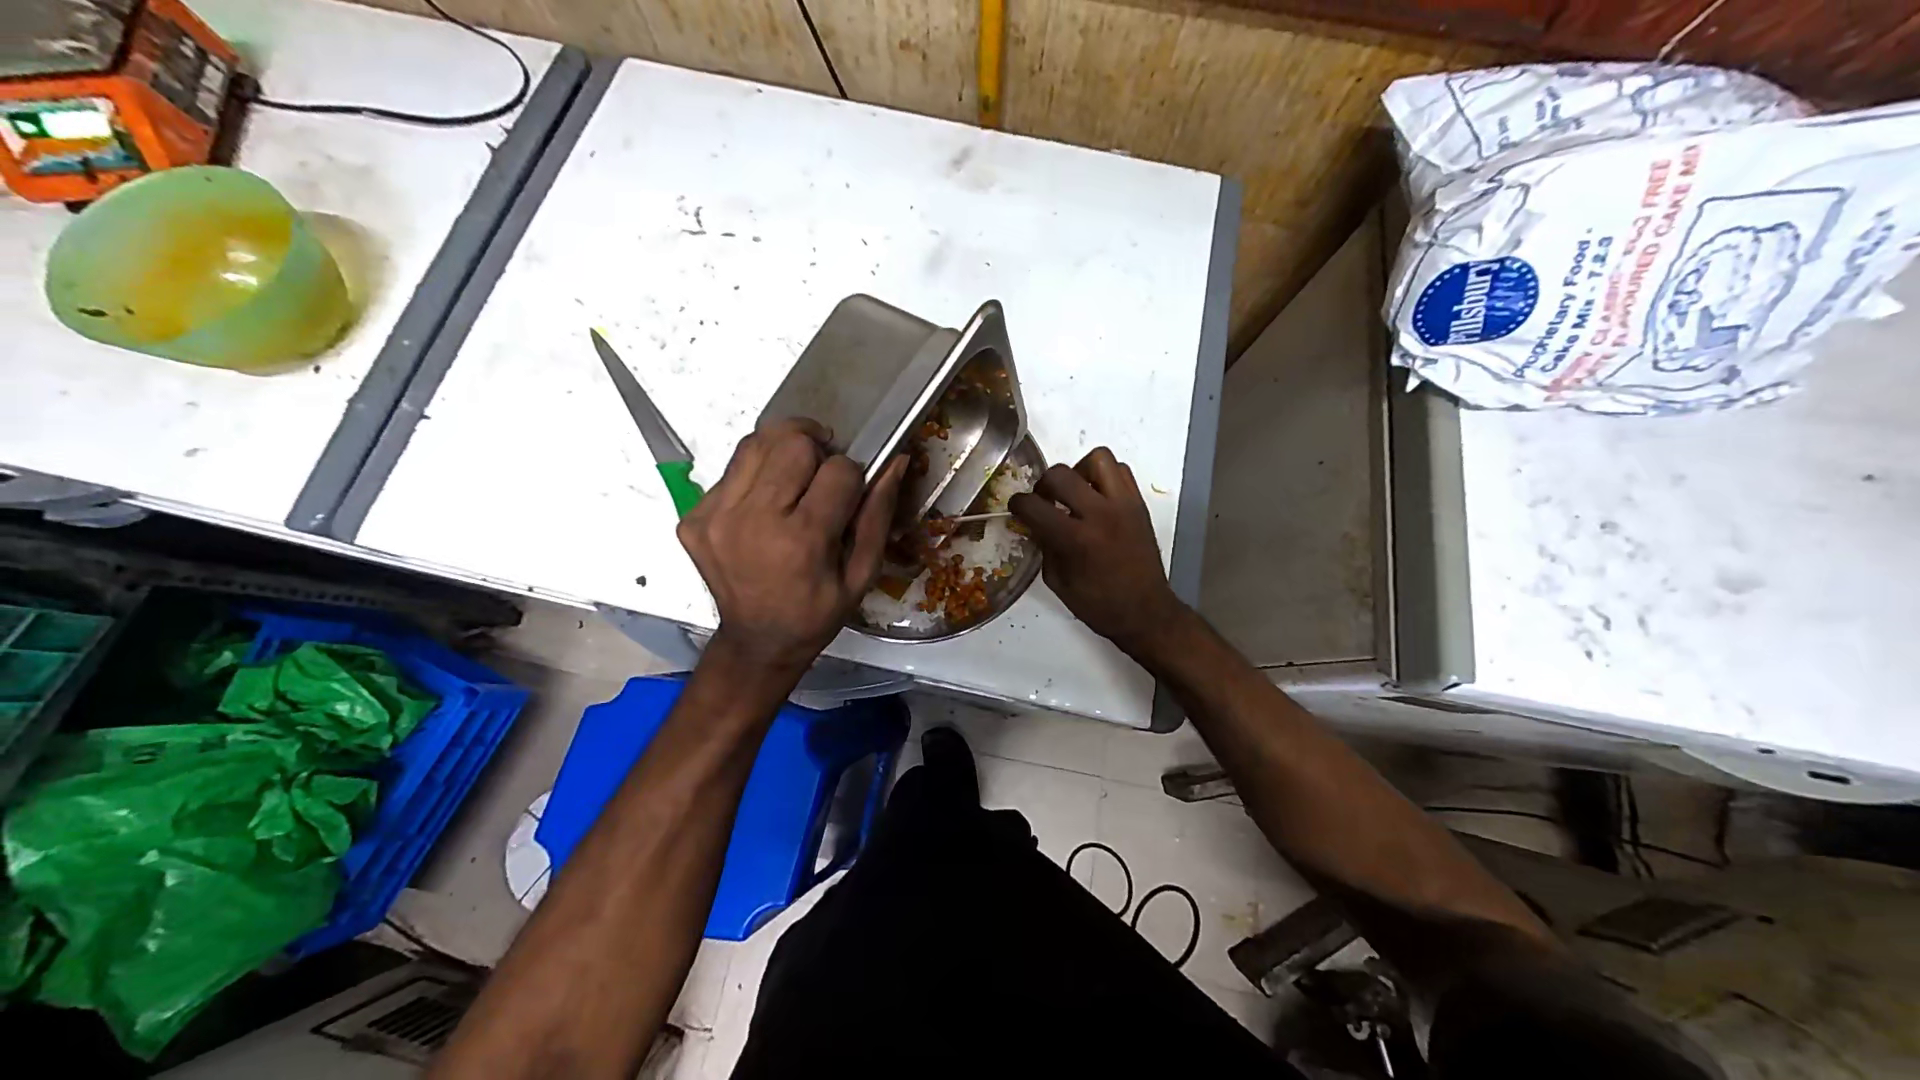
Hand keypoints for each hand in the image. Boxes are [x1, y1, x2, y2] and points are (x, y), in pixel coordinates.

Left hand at [678, 419, 905, 671]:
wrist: (758, 641)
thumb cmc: (817, 612)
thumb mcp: (862, 574)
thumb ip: (878, 514)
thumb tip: (896, 461)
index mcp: (801, 541)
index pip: (839, 469)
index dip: (852, 475)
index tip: (850, 495)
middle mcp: (753, 521)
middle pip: (792, 441)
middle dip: (817, 450)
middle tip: (822, 475)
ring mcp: (716, 517)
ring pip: (757, 443)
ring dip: (784, 452)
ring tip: (795, 478)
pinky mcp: (694, 517)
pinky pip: (732, 469)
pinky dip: (756, 475)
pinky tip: (767, 502)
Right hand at [1009, 447, 1190, 657]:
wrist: (1145, 611)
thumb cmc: (1098, 605)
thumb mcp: (1057, 581)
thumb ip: (1044, 546)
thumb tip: (1034, 523)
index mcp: (1076, 540)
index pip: (1034, 506)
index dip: (1018, 505)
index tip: (1017, 509)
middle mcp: (1100, 514)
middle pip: (1060, 474)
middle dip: (1044, 485)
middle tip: (1045, 500)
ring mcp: (1123, 505)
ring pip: (1097, 459)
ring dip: (1078, 472)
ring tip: (1075, 493)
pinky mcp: (1138, 504)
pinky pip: (1120, 471)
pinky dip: (1103, 477)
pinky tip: (1096, 497)